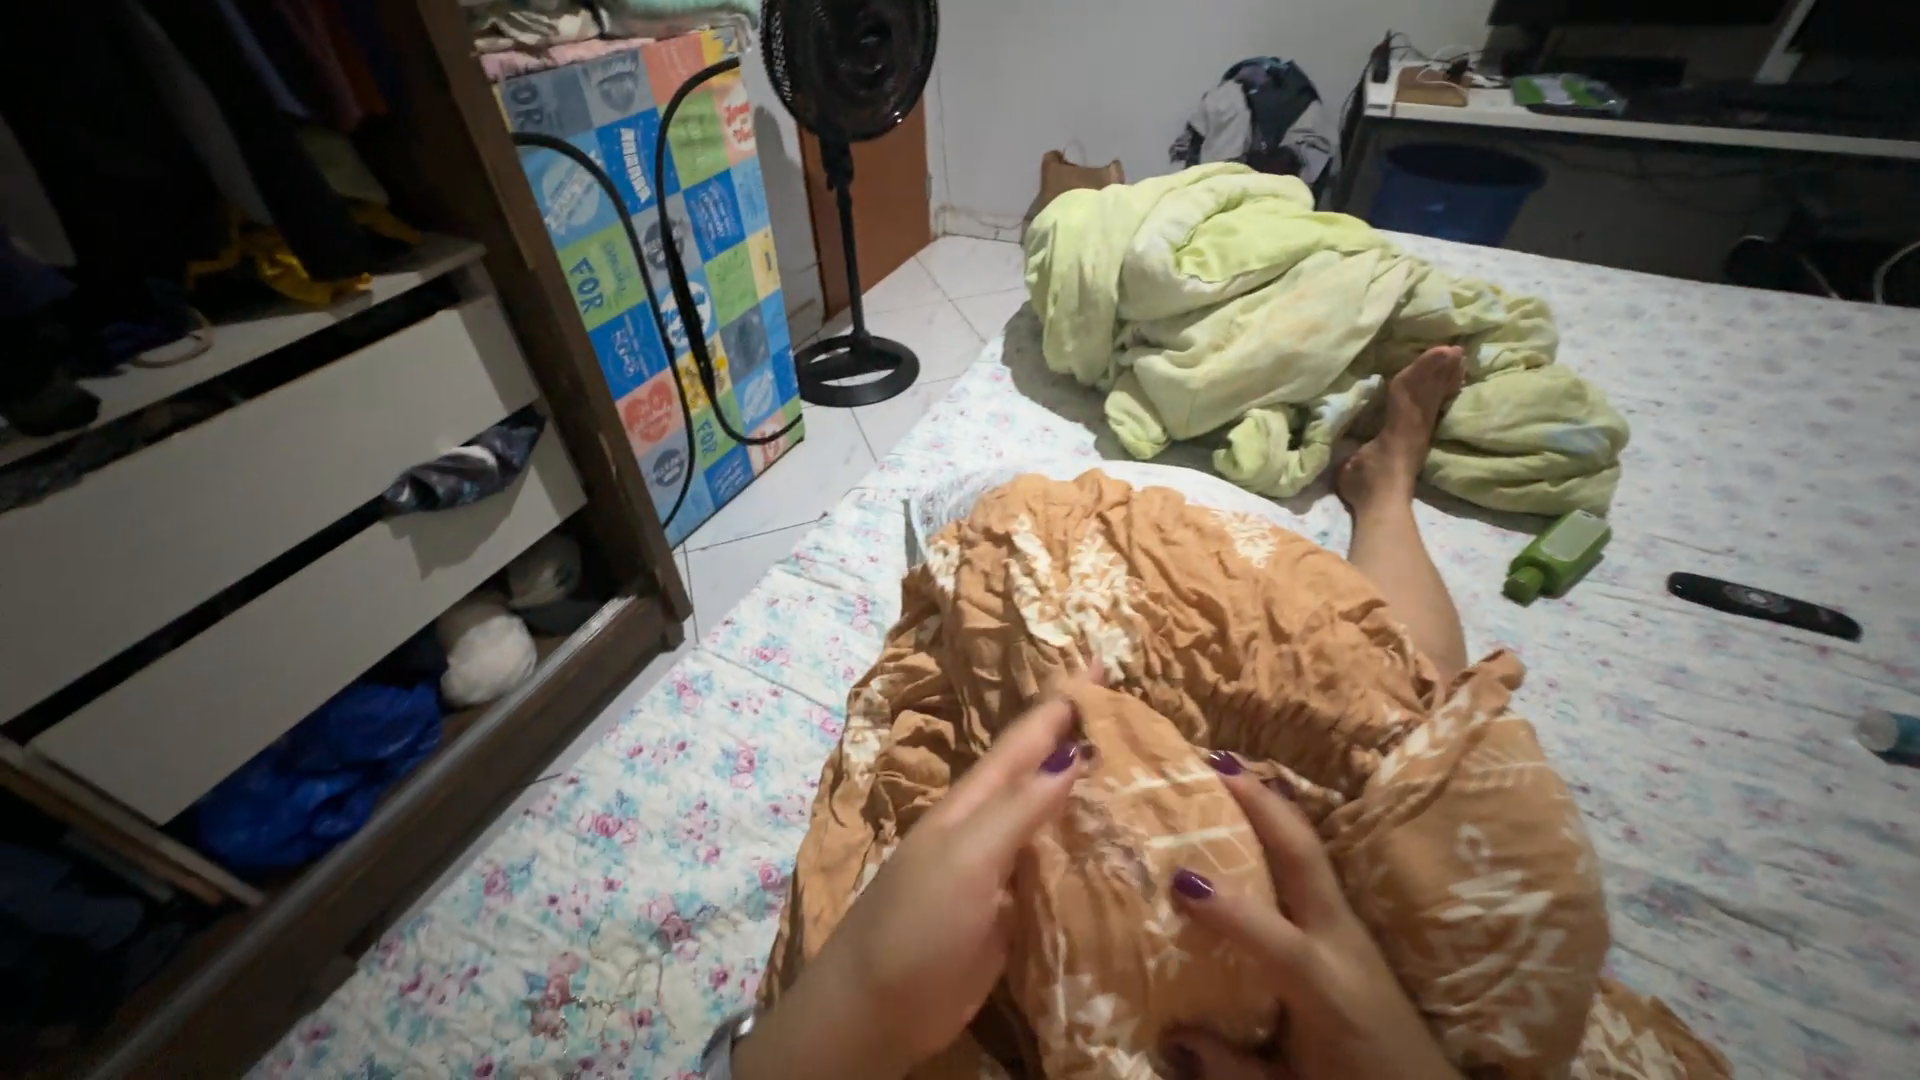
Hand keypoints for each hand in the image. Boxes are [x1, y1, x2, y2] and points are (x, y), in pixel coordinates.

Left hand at [733, 677, 1097, 1079]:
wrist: (876, 1011)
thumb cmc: (916, 925)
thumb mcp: (966, 858)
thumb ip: (1018, 809)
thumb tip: (1075, 752)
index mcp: (976, 801)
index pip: (1026, 738)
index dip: (1061, 700)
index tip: (1099, 661)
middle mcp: (992, 826)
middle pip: (1043, 772)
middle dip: (1081, 738)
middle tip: (1136, 717)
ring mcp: (1003, 870)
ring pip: (1056, 820)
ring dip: (1092, 795)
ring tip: (1144, 774)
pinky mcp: (1016, 914)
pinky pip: (1060, 872)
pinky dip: (1090, 854)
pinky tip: (1126, 854)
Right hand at [1161, 769, 1458, 1079]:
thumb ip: (1231, 1067)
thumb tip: (1170, 1034)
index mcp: (1323, 988)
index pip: (1276, 940)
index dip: (1228, 910)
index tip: (1179, 879)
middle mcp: (1339, 942)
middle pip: (1305, 859)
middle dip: (1261, 807)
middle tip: (1216, 764)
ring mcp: (1349, 925)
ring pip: (1310, 847)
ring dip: (1270, 802)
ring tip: (1230, 766)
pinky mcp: (1349, 921)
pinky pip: (1312, 860)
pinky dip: (1282, 823)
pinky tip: (1261, 803)